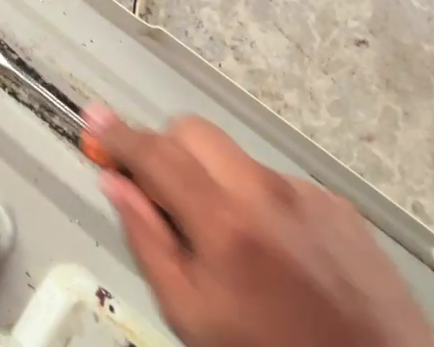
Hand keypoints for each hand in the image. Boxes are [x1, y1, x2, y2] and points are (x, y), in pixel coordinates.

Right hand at [86, 107, 433, 346]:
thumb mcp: (190, 315)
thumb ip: (146, 240)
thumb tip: (114, 182)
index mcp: (224, 222)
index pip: (155, 153)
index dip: (117, 134)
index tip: (93, 119)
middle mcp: (266, 192)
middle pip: (192, 131)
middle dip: (166, 149)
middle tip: (158, 191)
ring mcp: (308, 195)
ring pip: (234, 157)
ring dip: (213, 178)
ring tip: (227, 238)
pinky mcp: (339, 207)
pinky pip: (277, 182)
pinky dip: (257, 200)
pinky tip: (273, 250)